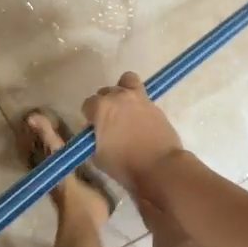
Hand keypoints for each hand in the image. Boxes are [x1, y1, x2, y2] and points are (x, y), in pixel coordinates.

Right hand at [81, 72, 184, 194]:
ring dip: (123, 90)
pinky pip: (142, 97)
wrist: (159, 165)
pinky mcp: (155, 105)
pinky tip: (140, 120)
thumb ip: (94, 139)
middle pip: (106, 92)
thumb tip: (98, 133)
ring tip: (125, 108)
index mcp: (102, 107)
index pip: (88, 105)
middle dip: (105, 104)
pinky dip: (139, 104)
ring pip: (127, 81)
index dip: (90, 118)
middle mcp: (119, 96)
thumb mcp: (98, 156)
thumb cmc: (124, 163)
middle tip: (110, 122)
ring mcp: (140, 98)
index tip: (95, 130)